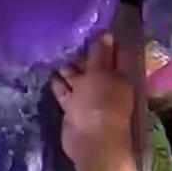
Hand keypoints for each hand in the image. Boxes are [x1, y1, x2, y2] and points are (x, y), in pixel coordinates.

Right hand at [51, 34, 136, 167]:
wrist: (90, 141)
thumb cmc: (99, 102)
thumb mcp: (100, 73)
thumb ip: (100, 54)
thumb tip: (105, 33)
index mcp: (120, 76)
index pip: (116, 54)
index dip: (106, 42)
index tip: (91, 28)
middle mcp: (107, 86)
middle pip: (95, 66)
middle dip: (83, 56)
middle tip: (67, 41)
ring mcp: (91, 99)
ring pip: (79, 80)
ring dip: (69, 70)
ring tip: (57, 57)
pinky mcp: (75, 110)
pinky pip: (67, 94)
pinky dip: (60, 86)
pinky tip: (52, 76)